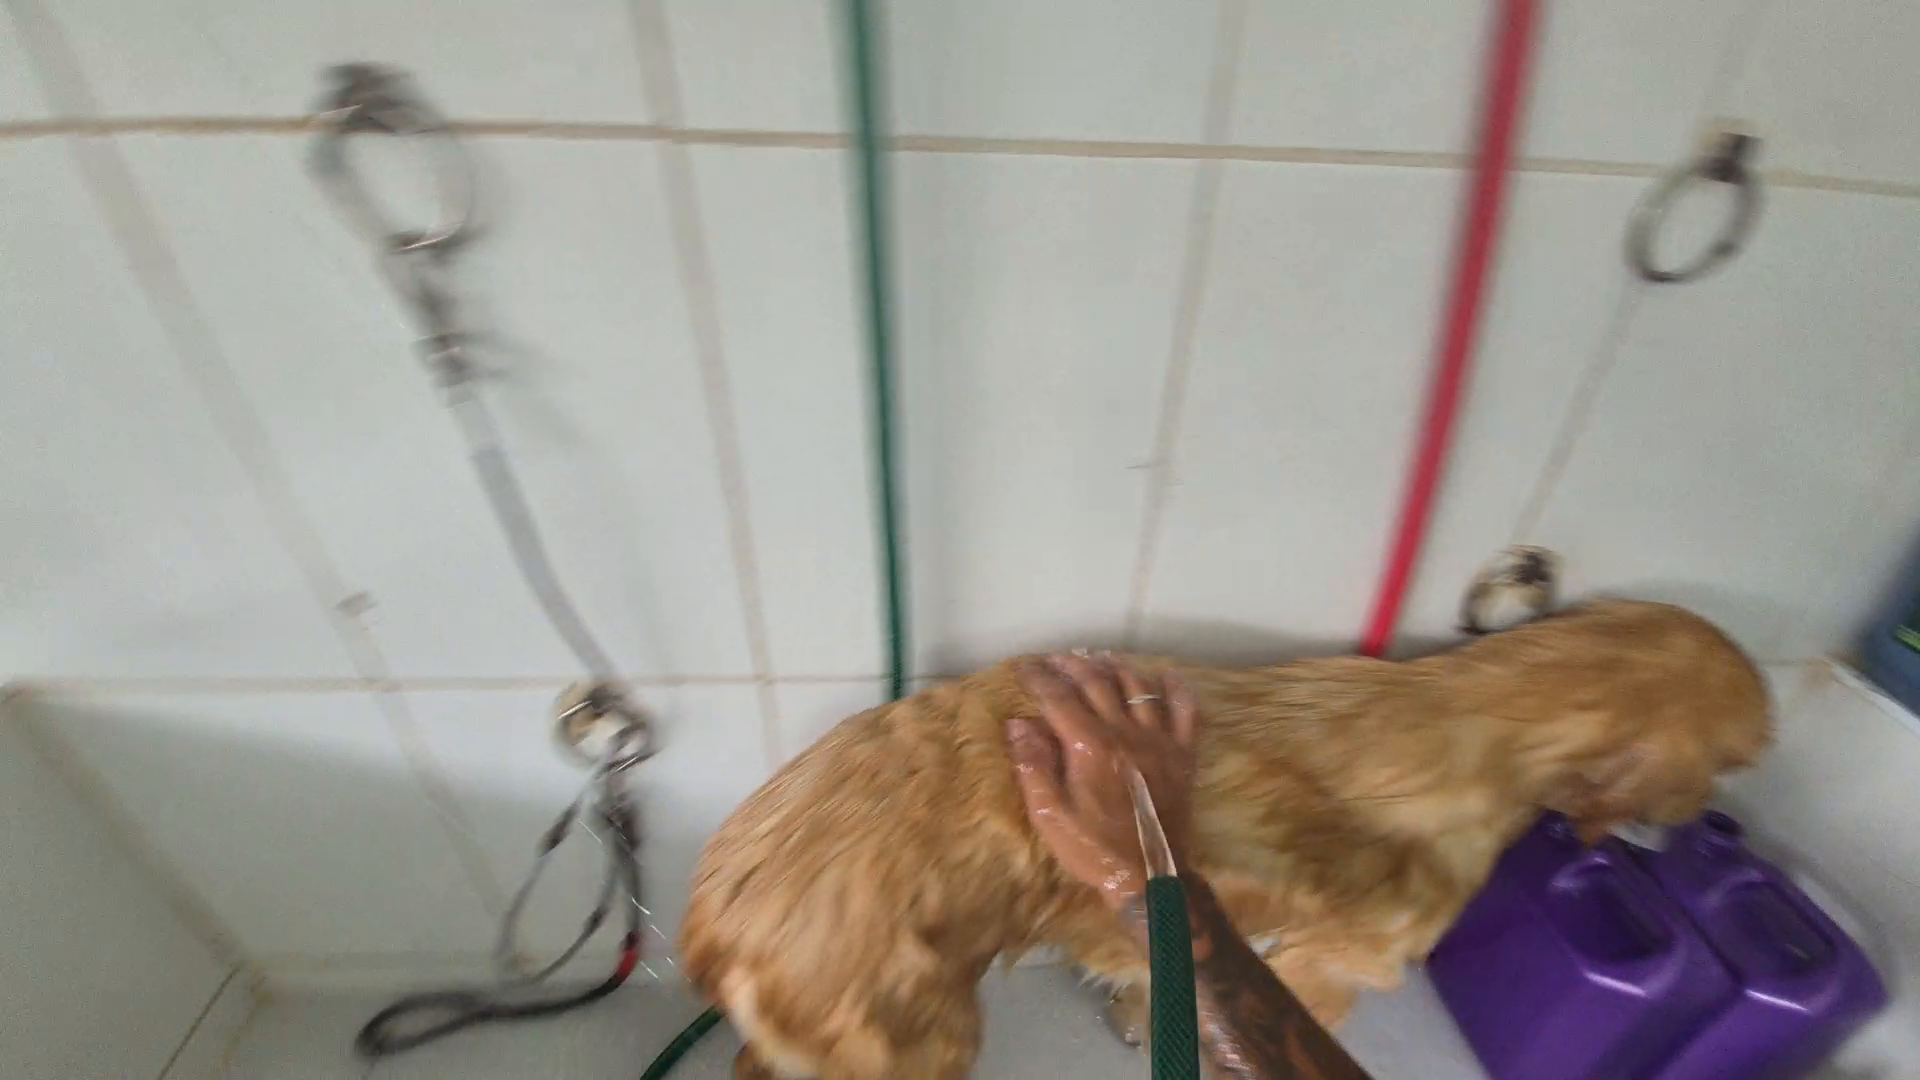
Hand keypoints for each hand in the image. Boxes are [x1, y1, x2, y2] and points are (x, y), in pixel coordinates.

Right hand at [1007, 652, 1197, 909]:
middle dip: (1072, 664)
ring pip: (1138, 687)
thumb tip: (1019, 722)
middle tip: (1056, 659)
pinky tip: (1166, 676)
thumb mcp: (1050, 813)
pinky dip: (1177, 689)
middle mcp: (1124, 732)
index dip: (1038, 677)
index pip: (1058, 697)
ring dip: (1116, 667)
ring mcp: (1158, 740)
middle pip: (1096, 682)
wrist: (1150, 879)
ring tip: (1099, 659)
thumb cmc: (1093, 848)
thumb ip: (1033, 764)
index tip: (1024, 666)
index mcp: (1089, 745)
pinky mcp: (1183, 754)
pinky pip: (1187, 711)